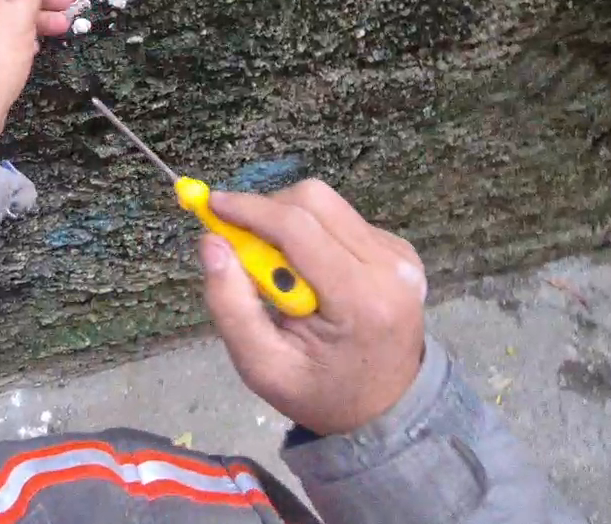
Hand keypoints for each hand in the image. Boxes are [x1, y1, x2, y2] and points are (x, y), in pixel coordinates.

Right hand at [201, 180, 426, 435]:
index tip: (210, 204)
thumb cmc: (319, 391)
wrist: (386, 409)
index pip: (297, 228)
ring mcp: (400, 255)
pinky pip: (340, 216)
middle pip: (313, 201)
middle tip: (241, 240)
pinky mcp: (399, 248)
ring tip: (277, 262)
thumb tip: (210, 242)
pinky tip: (308, 266)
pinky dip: (310, 229)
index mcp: (361, 301)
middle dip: (266, 210)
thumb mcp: (261, 366)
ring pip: (325, 203)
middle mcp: (390, 268)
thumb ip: (229, 304)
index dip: (249, 209)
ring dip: (287, 218)